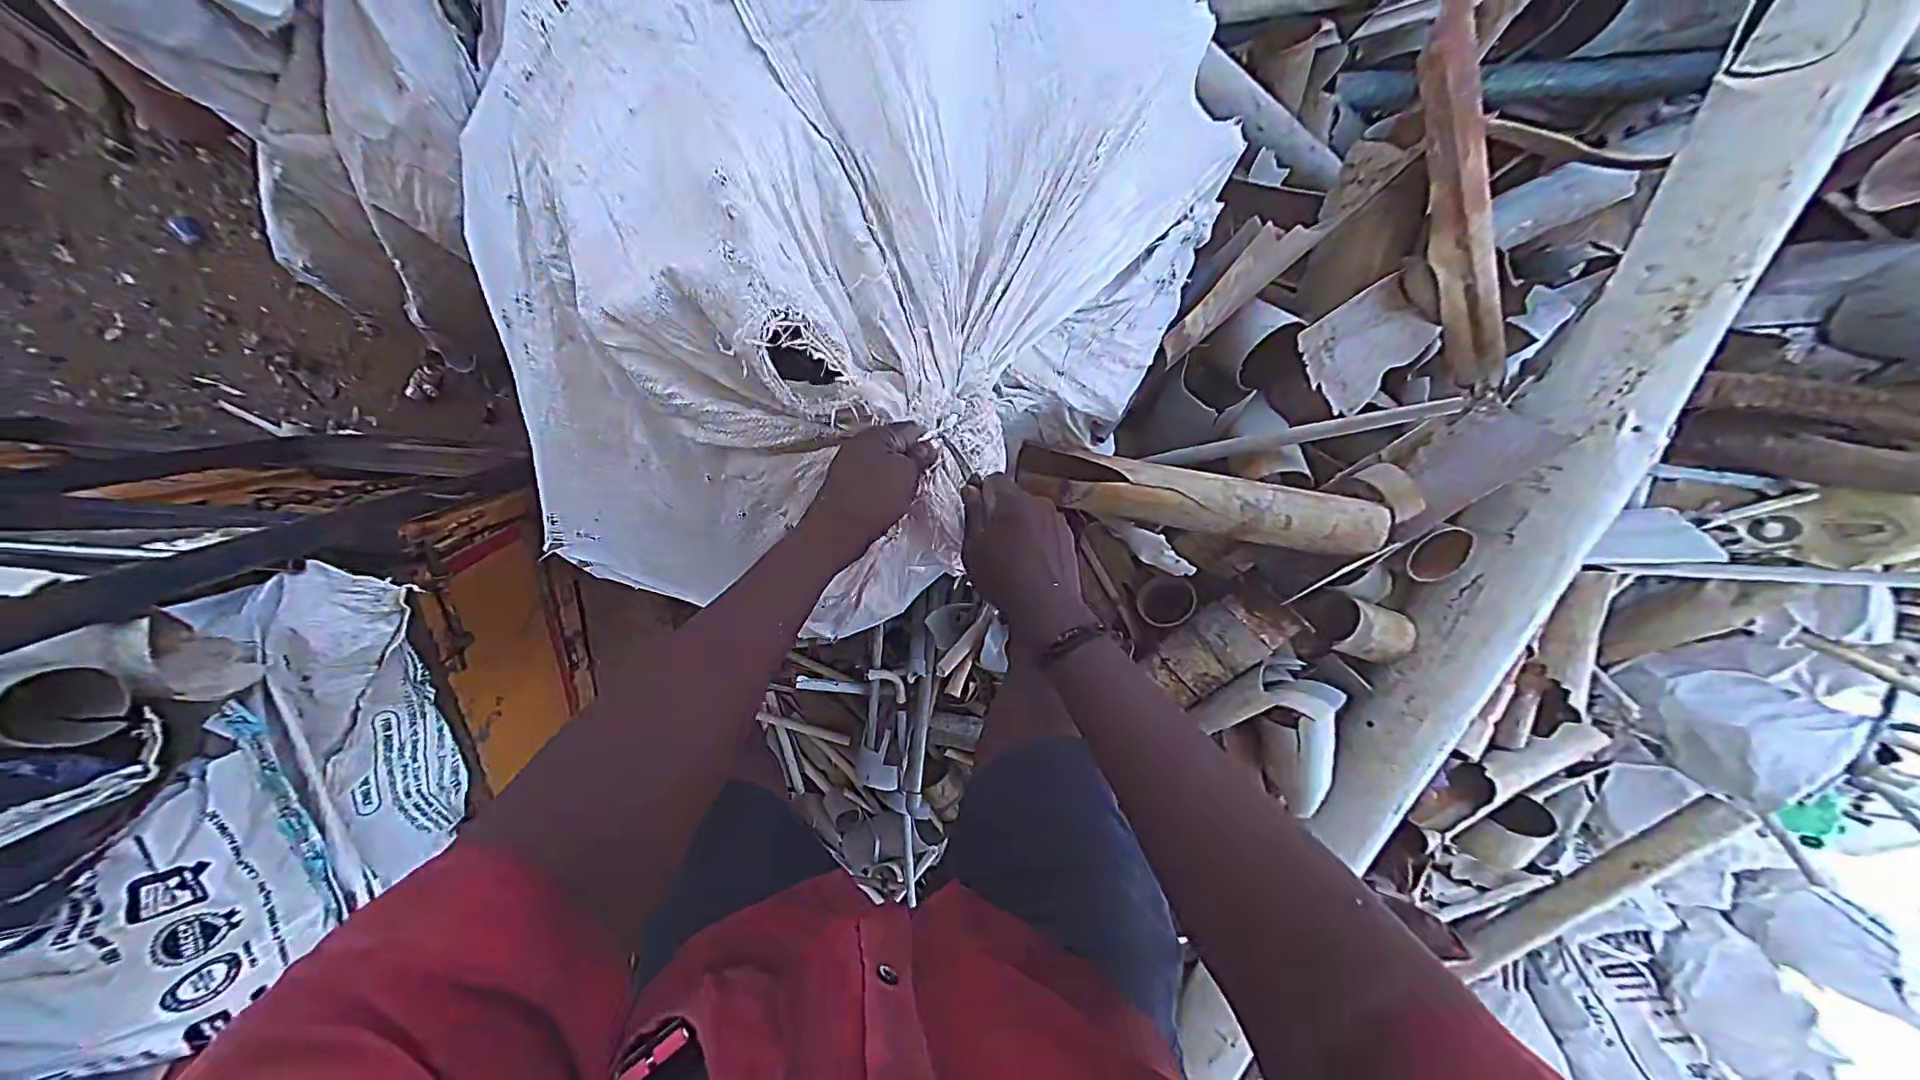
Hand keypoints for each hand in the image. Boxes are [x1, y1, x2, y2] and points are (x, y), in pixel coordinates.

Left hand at [796, 421, 936, 566]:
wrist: (838, 531)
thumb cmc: (872, 500)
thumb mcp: (907, 474)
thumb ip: (921, 456)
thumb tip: (928, 447)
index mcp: (877, 434)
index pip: (913, 429)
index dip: (927, 445)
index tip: (933, 462)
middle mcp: (860, 444)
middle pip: (897, 446)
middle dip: (911, 462)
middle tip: (919, 481)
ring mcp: (850, 463)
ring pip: (885, 464)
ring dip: (898, 477)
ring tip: (902, 495)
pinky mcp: (846, 483)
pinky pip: (873, 479)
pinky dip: (883, 488)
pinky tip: (887, 502)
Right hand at [961, 474, 1095, 645]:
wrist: (1047, 610)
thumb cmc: (1005, 579)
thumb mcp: (973, 547)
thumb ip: (972, 513)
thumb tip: (971, 492)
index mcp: (1014, 500)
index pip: (993, 479)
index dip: (981, 494)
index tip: (975, 513)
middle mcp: (1040, 503)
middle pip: (1014, 497)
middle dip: (1001, 512)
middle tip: (988, 540)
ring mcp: (1058, 521)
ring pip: (1031, 515)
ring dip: (1020, 527)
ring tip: (1009, 557)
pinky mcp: (1069, 540)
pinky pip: (1046, 532)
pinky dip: (1036, 542)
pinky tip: (1028, 565)